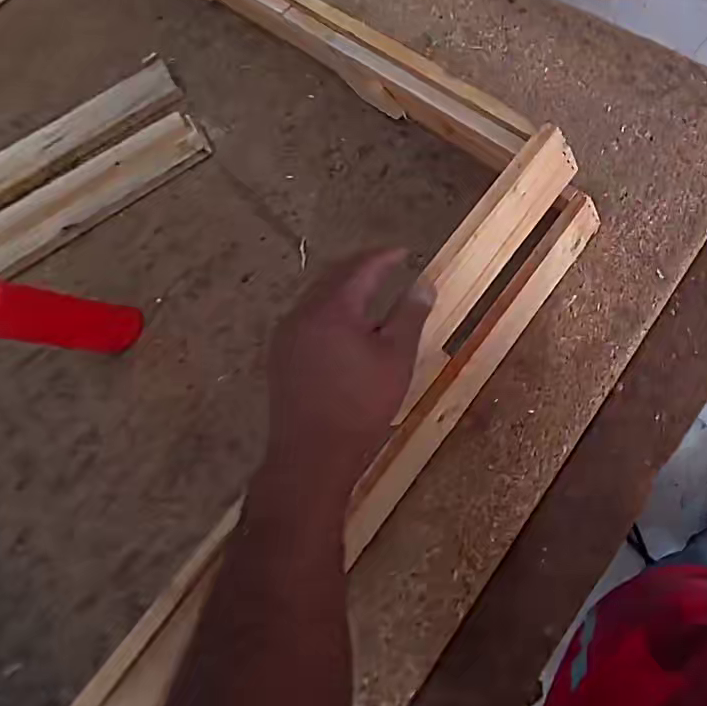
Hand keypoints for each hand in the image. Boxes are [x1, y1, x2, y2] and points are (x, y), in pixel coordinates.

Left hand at [258, 248, 432, 503]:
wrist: (312, 455)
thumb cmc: (362, 402)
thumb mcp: (397, 355)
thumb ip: (410, 314)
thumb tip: (423, 284)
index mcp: (331, 310)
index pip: (359, 269)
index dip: (384, 257)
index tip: (405, 251)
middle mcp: (302, 315)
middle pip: (333, 277)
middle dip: (362, 266)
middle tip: (389, 262)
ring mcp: (287, 336)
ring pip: (318, 296)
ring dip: (346, 285)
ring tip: (373, 286)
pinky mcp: (282, 356)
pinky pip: (310, 315)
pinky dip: (333, 306)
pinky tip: (349, 320)